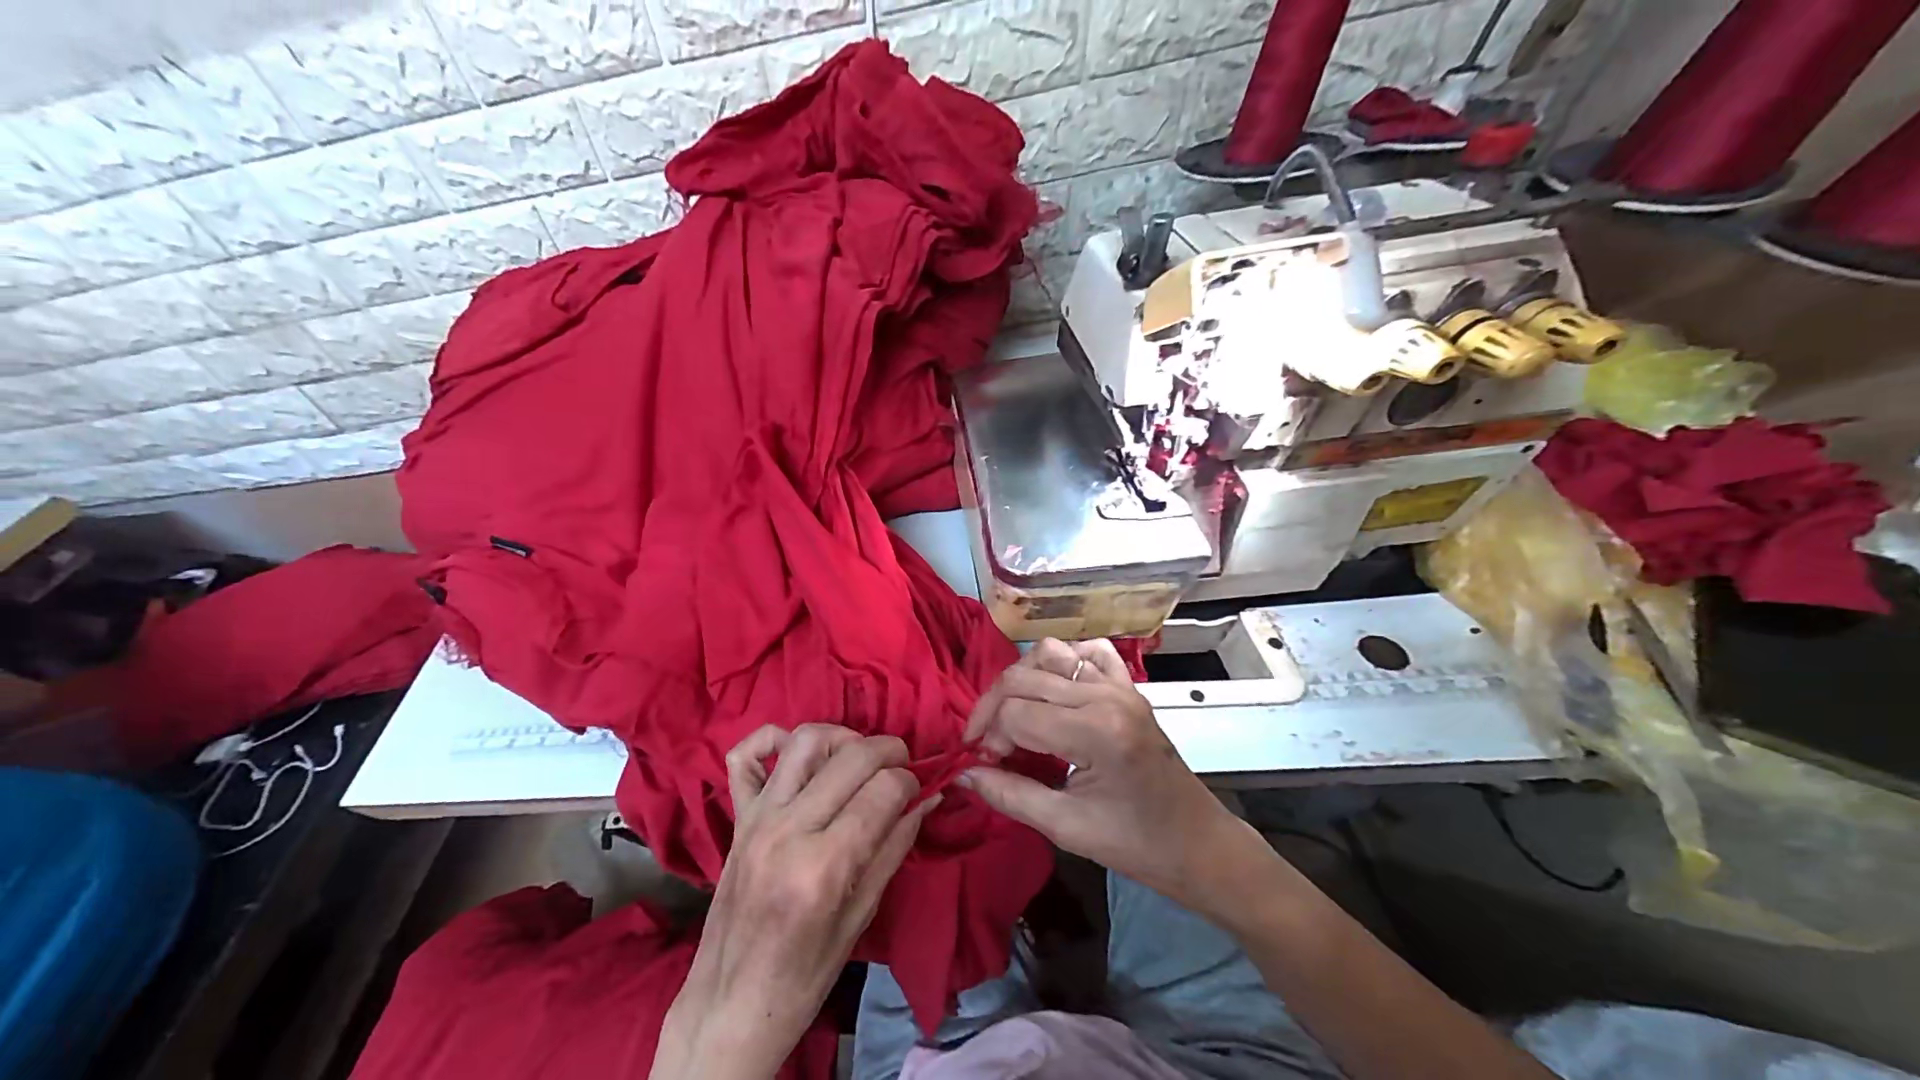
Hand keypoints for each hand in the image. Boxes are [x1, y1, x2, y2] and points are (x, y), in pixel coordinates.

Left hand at [651, 724, 939, 1079]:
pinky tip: (801, 753)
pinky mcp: (736, 818)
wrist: (730, 1006)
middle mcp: (788, 831)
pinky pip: (744, 756)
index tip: (919, 790)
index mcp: (823, 867)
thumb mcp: (862, 917)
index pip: (883, 792)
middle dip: (890, 751)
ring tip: (861, 757)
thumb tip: (929, 798)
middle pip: (851, 757)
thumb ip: (895, 847)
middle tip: (904, 767)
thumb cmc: (805, 977)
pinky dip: (772, 739)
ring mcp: (756, 819)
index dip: (911, 782)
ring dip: (844, 736)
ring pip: (804, 741)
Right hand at [959, 639, 1267, 917]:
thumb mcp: (1065, 828)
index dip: (988, 737)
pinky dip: (1063, 660)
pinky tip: (1053, 688)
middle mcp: (1106, 696)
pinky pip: (1089, 652)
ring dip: (1021, 679)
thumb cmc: (1135, 845)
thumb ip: (1008, 795)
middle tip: (988, 746)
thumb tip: (962, 773)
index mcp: (1094, 731)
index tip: (983, 764)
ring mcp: (1121, 686)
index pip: (1015, 713)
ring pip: (1050, 653)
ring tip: (1013, 716)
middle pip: (1024, 677)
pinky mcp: (1130, 687)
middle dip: (993, 708)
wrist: (1198, 845)